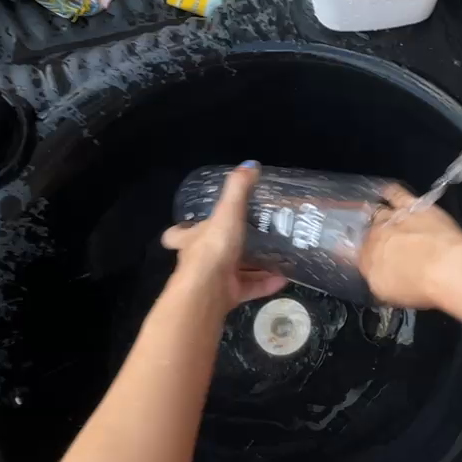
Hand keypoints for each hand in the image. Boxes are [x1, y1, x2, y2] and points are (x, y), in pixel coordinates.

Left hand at [161, 162, 286, 313]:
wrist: (208, 291)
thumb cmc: (213, 247)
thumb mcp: (227, 212)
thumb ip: (239, 189)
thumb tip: (251, 164)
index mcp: (192, 239)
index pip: (177, 234)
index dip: (182, 230)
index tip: (191, 225)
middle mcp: (199, 260)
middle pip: (208, 253)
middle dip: (226, 247)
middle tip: (248, 238)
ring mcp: (213, 281)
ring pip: (233, 272)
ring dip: (253, 267)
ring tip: (276, 257)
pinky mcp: (228, 296)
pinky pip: (249, 287)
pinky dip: (266, 283)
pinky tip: (284, 278)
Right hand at [359, 184, 461, 309]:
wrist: (446, 267)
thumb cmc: (420, 287)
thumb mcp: (391, 295)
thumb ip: (380, 282)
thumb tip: (379, 276)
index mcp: (368, 262)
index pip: (360, 257)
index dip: (365, 258)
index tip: (371, 261)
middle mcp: (376, 237)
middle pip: (368, 234)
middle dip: (372, 237)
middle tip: (383, 243)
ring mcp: (394, 219)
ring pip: (379, 213)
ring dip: (378, 216)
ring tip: (379, 217)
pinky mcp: (413, 206)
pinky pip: (396, 194)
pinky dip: (390, 192)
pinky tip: (387, 191)